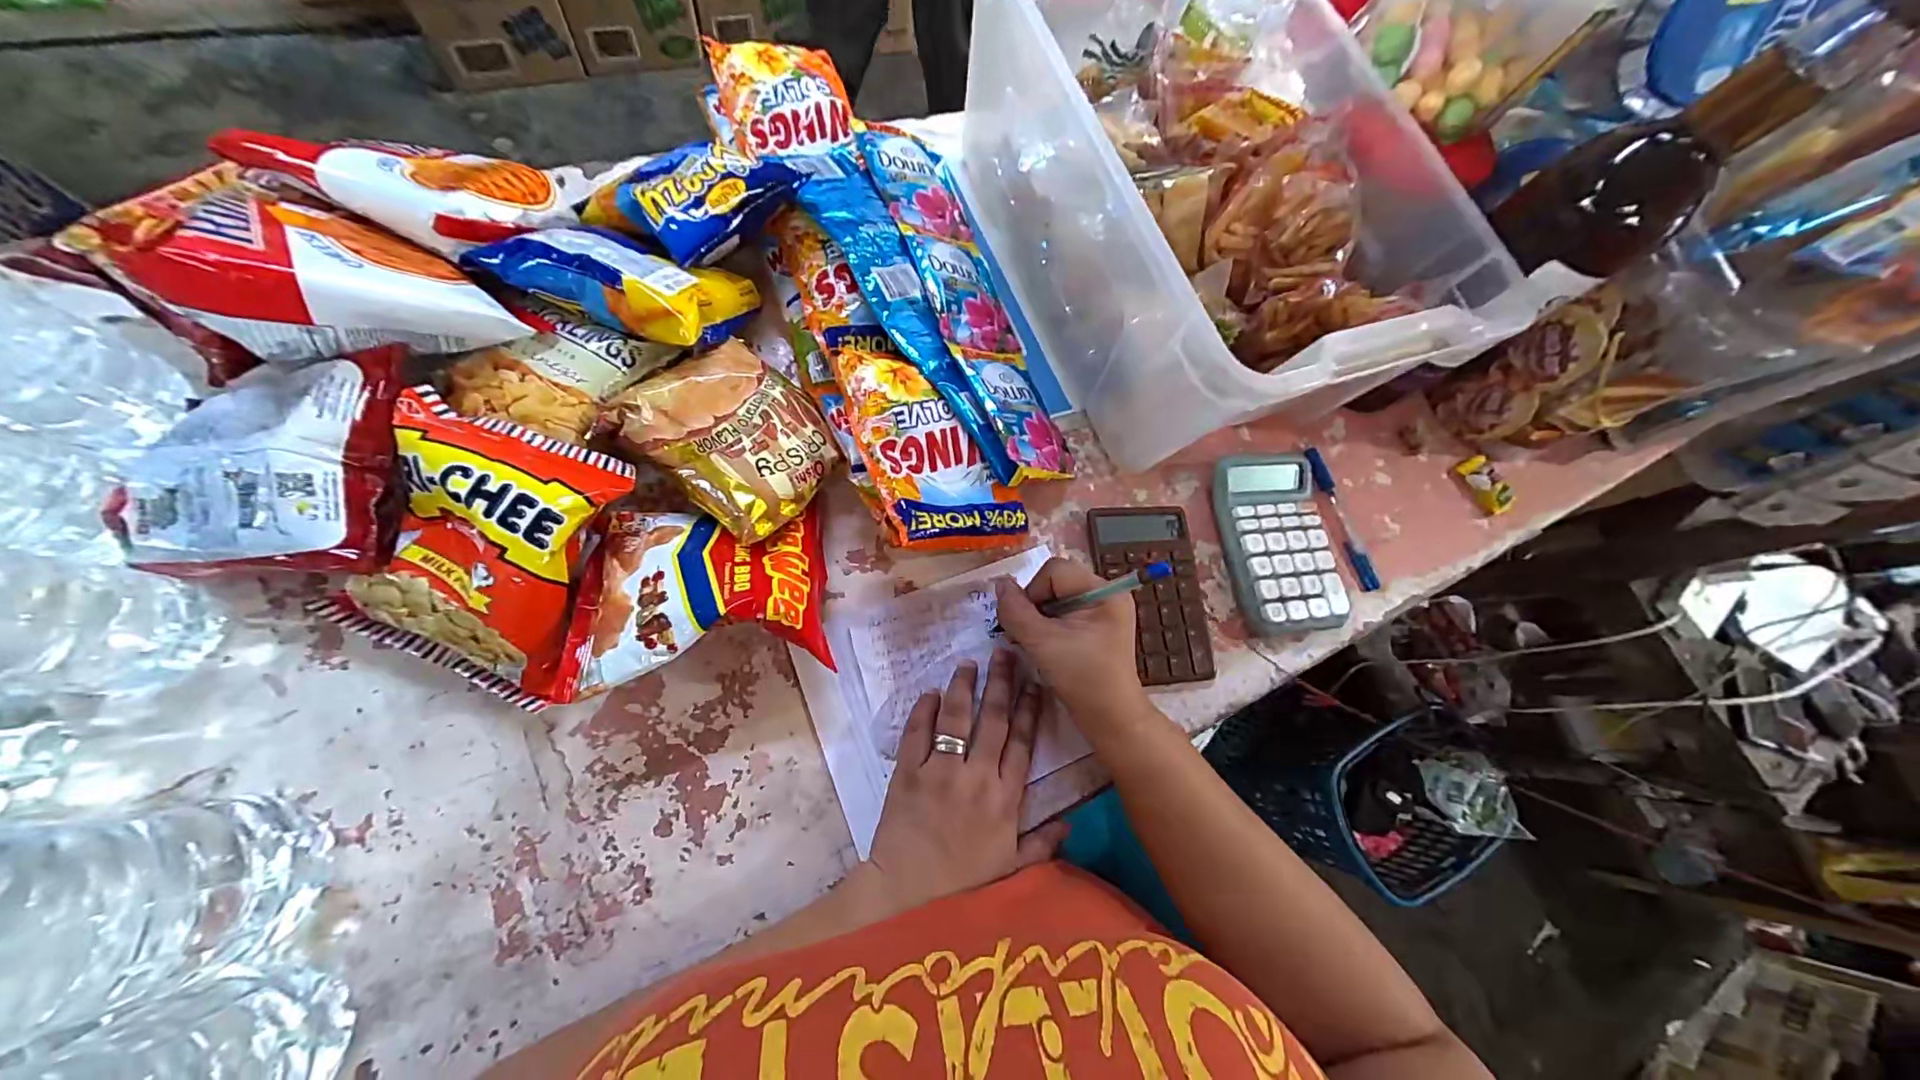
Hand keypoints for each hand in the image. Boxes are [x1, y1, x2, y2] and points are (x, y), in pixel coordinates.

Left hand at [855, 652, 1067, 920]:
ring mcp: (940, 772)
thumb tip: (1071, 823)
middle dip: (1001, 683)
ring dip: (963, 688)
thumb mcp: (1012, 871)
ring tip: (968, 663)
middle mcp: (976, 777)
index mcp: (1005, 798)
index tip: (1035, 684)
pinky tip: (930, 692)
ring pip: (955, 718)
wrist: (906, 896)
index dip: (1029, 710)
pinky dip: (923, 710)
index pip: (1021, 743)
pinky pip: (917, 733)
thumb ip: (1043, 845)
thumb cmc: (963, 886)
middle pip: (992, 720)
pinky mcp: (907, 773)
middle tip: (1005, 653)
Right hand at [994, 556, 1148, 719]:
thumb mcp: (1041, 642)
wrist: (1111, 719)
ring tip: (1037, 644)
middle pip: (1056, 582)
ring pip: (1057, 599)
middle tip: (1028, 636)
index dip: (1033, 592)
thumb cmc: (1081, 679)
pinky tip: (1047, 647)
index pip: (1055, 570)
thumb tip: (1000, 584)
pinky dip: (1050, 627)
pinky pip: (1066, 614)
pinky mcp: (1098, 628)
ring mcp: (1104, 612)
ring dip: (1040, 618)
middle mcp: (1108, 595)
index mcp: (1104, 592)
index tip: (1027, 624)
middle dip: (1036, 606)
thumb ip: (1015, 610)